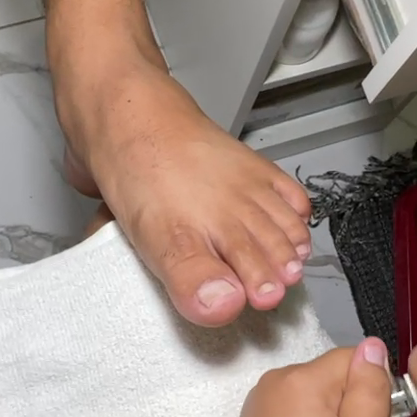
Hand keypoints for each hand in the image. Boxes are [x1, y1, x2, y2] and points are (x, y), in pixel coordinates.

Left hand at [54, 50, 313, 327]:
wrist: (123, 109)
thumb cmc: (134, 170)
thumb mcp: (155, 239)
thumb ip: (191, 277)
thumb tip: (227, 307)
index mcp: (218, 233)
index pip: (254, 274)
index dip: (261, 290)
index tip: (266, 304)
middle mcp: (237, 209)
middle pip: (271, 249)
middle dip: (277, 272)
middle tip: (279, 289)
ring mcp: (244, 183)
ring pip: (280, 220)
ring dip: (288, 244)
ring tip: (291, 262)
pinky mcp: (243, 162)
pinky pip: (282, 187)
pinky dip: (293, 205)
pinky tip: (294, 217)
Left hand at [199, 339, 393, 416]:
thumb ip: (370, 399)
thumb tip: (375, 347)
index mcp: (304, 382)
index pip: (358, 358)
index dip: (372, 392)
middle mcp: (279, 377)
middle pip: (337, 374)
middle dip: (351, 409)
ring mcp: (263, 395)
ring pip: (320, 392)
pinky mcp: (256, 414)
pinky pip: (300, 405)